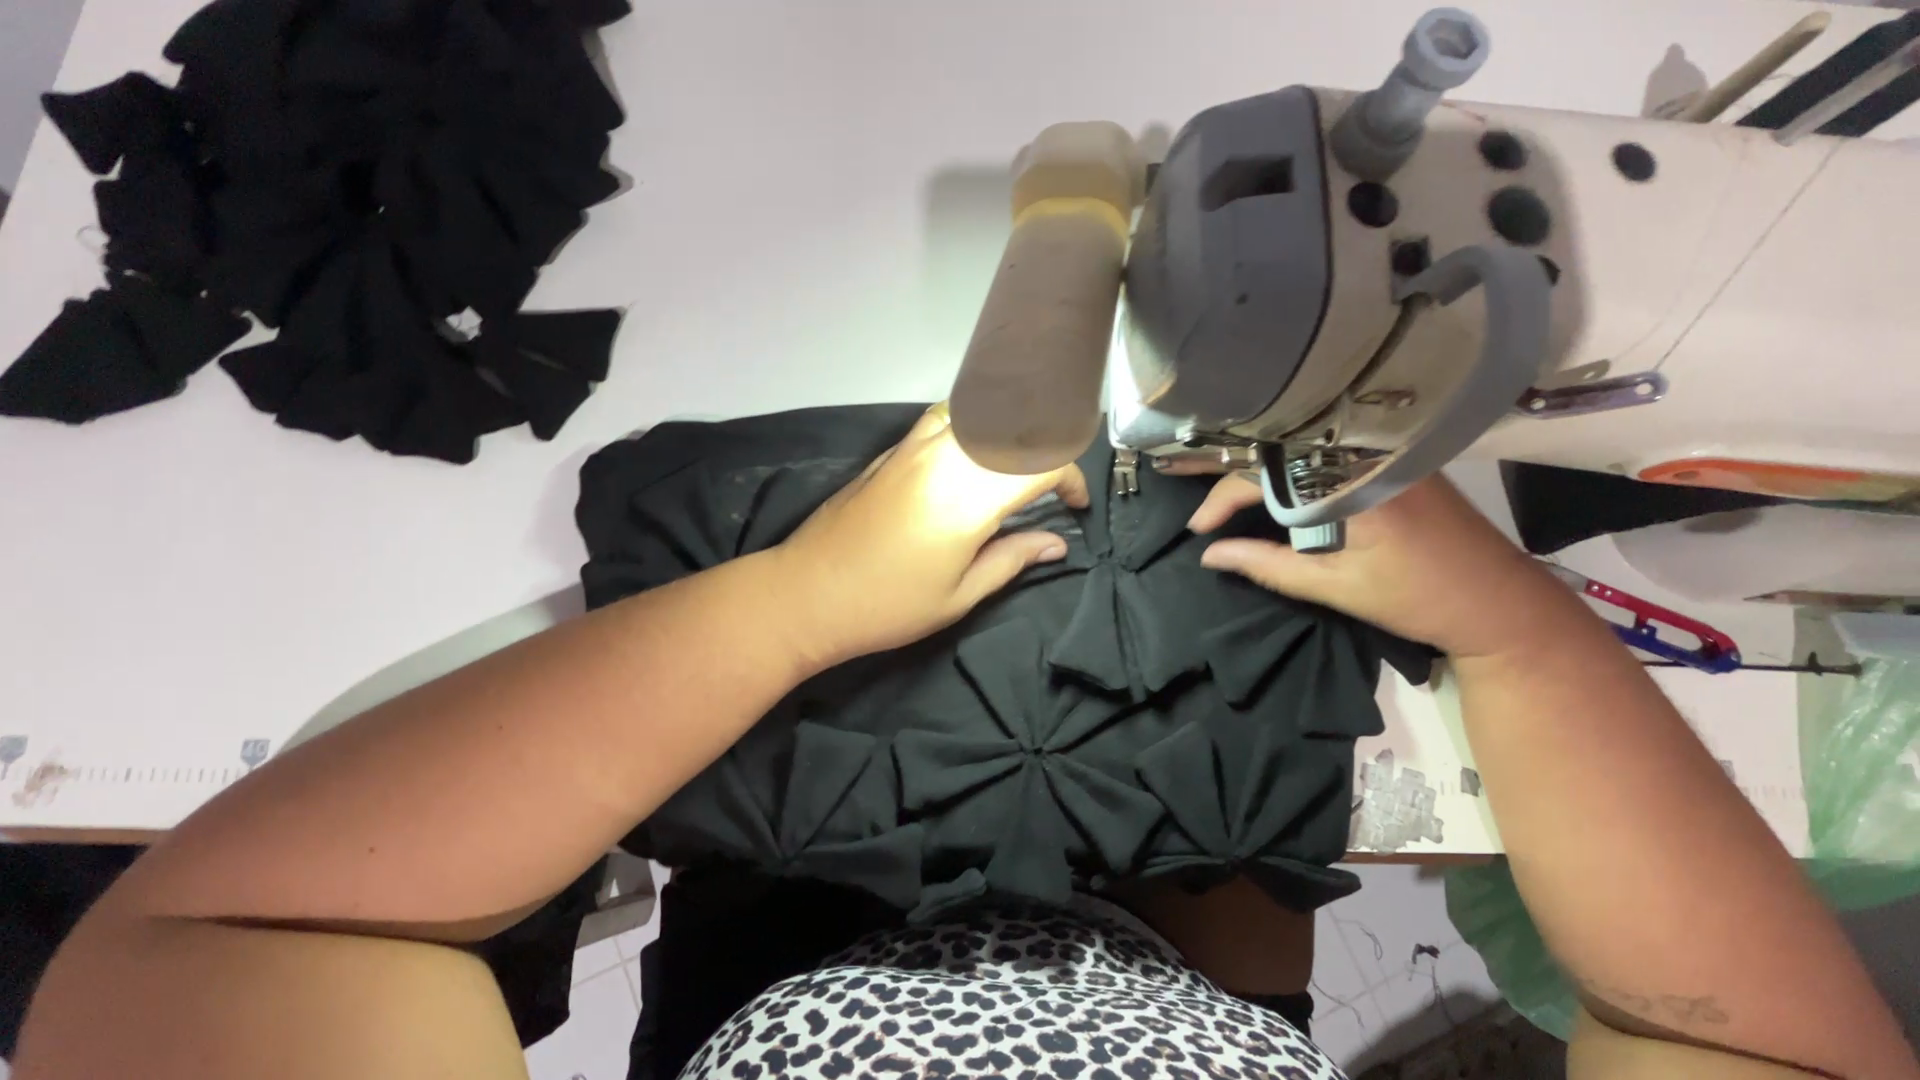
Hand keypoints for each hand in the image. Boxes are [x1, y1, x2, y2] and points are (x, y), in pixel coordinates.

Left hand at [771, 405, 1089, 670]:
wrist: (806, 592)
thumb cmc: (887, 606)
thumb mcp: (959, 595)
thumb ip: (1013, 559)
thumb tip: (1056, 543)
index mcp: (968, 497)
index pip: (1041, 464)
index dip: (1072, 480)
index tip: (1076, 508)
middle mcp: (945, 457)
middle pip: (1016, 425)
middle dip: (1049, 448)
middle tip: (1058, 482)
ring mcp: (914, 446)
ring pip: (980, 410)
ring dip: (1011, 429)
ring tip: (1021, 463)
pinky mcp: (892, 449)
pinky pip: (947, 417)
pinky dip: (976, 425)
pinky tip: (976, 453)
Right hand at [1189, 472, 1578, 659]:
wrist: (1501, 602)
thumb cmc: (1419, 599)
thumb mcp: (1336, 588)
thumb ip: (1268, 567)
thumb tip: (1210, 555)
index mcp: (1351, 482)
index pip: (1267, 475)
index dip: (1222, 498)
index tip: (1197, 528)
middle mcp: (1366, 452)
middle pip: (1281, 448)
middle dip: (1230, 464)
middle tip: (1186, 474)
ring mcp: (1384, 451)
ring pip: (1303, 445)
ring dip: (1260, 461)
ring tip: (1219, 479)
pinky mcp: (1395, 459)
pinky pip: (1329, 451)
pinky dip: (1292, 465)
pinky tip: (1270, 479)